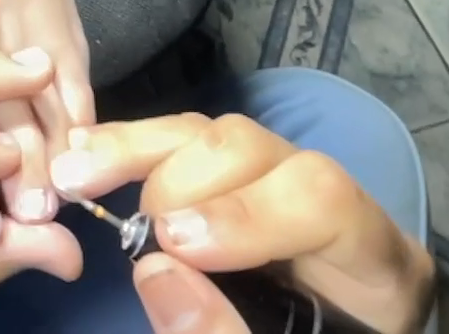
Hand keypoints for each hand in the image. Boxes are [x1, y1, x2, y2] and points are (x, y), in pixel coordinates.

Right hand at [50, 114, 436, 333]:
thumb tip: (155, 271)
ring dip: (134, 149)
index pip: (323, 198)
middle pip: (252, 147)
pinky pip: (174, 144)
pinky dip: (124, 148)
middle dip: (182, 177)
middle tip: (133, 226)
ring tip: (76, 173)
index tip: (178, 245)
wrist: (288, 331)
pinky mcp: (221, 180)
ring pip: (204, 134)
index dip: (246, 213)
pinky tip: (82, 153)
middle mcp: (319, 195)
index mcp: (372, 257)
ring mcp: (267, 179)